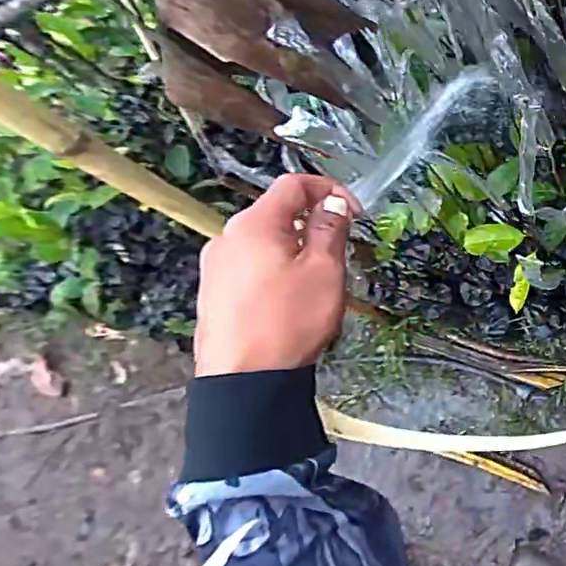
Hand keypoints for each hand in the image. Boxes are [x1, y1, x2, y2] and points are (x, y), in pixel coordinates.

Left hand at [194, 174, 357, 375]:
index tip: (354, 213)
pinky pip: (250, 265)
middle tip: (340, 248)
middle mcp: (227, 237)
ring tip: (317, 278)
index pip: (293, 184)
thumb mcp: (324, 271)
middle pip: (276, 212)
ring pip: (264, 240)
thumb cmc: (289, 321)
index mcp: (255, 224)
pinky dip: (275, 267)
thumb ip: (329, 229)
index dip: (329, 190)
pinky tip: (289, 297)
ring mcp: (215, 266)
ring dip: (295, 246)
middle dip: (313, 221)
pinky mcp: (212, 292)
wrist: (243, 381)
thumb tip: (333, 202)